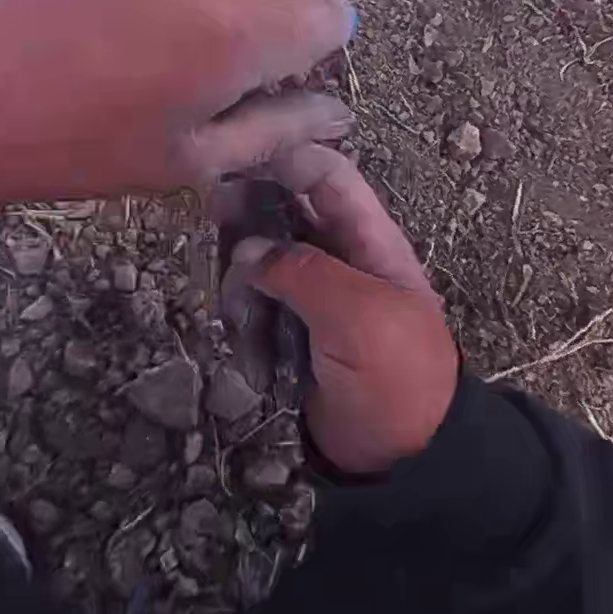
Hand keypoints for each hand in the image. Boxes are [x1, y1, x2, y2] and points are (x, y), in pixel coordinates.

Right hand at [235, 145, 458, 474]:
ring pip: (263, 257)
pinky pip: (256, 301)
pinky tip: (241, 334)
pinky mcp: (290, 326)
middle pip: (287, 212)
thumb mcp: (360, 315)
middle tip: (212, 213)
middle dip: (251, 212)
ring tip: (232, 297)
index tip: (236, 157)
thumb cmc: (395, 374)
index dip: (288, 160)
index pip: (328, 178)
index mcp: (369, 239)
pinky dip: (242, 311)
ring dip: (242, 272)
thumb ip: (305, 272)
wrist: (400, 456)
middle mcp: (338, 256)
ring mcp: (313, 292)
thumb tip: (246, 249)